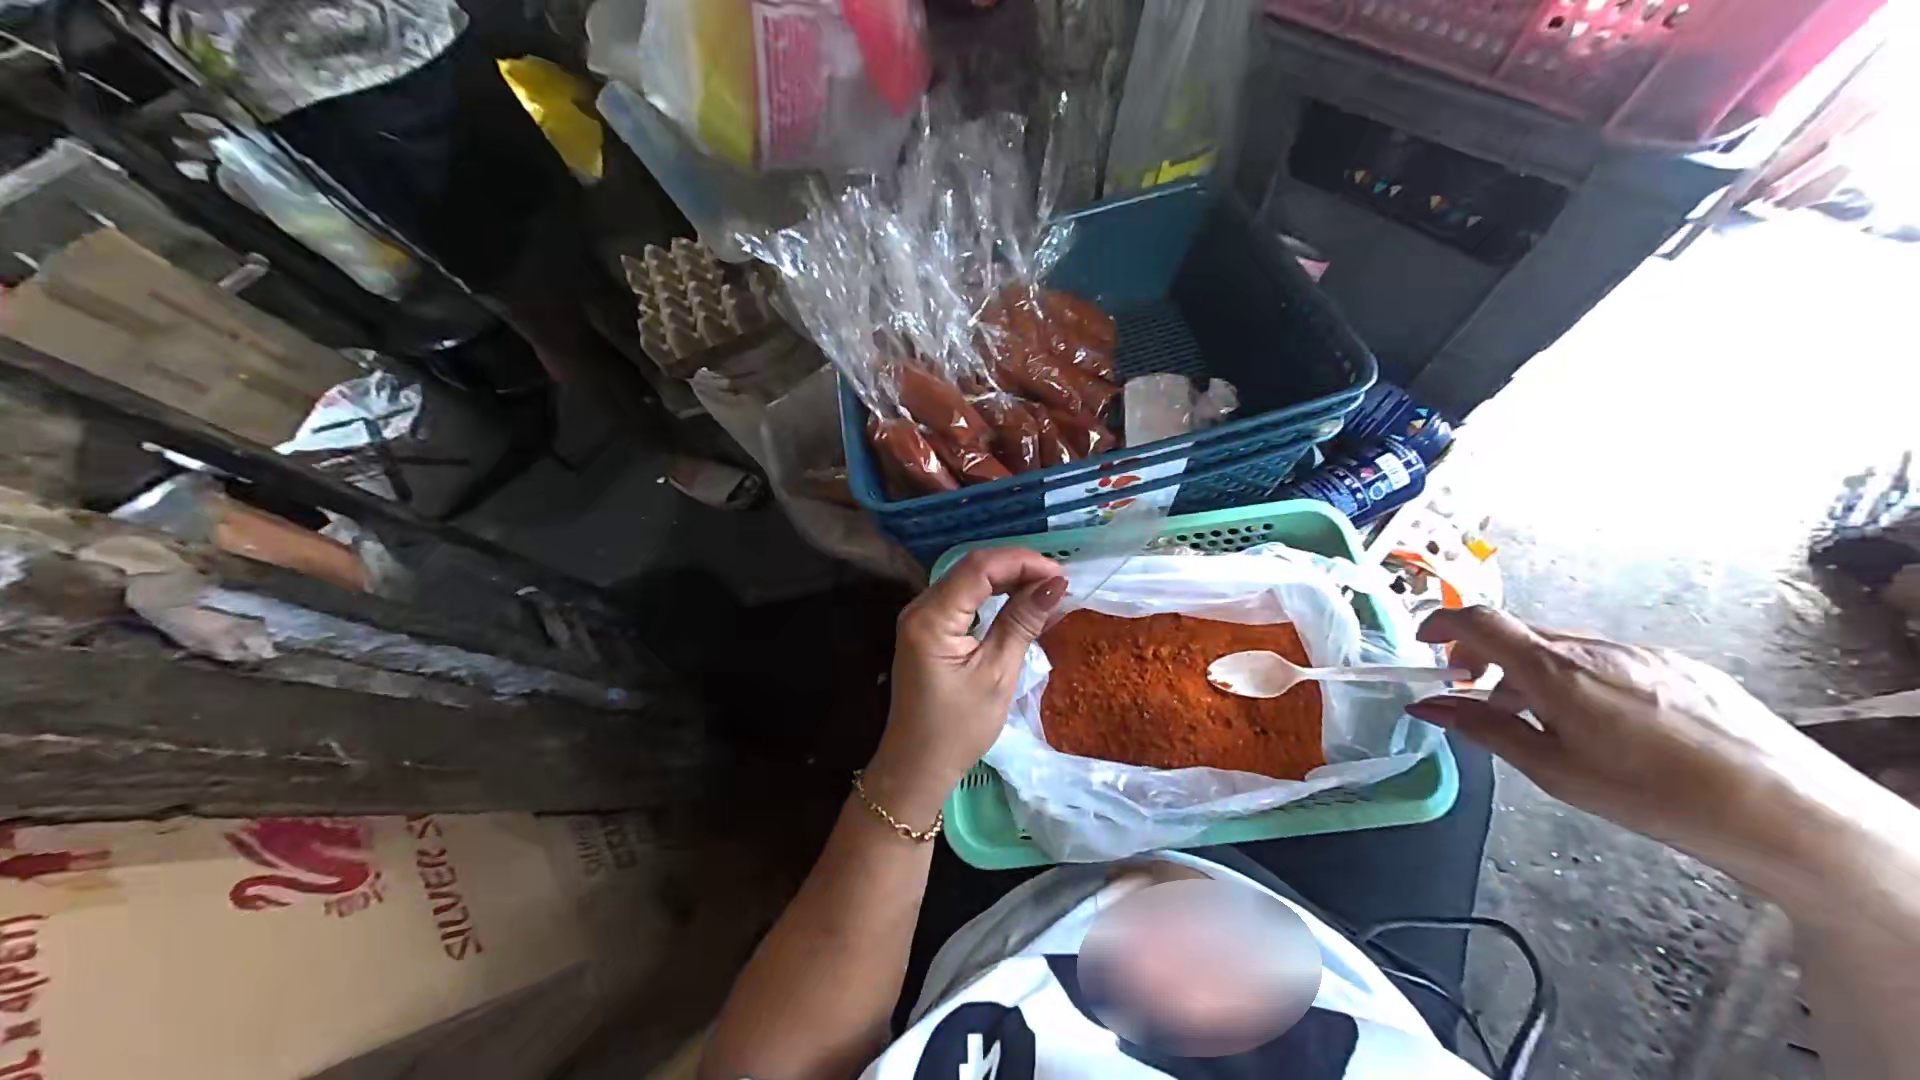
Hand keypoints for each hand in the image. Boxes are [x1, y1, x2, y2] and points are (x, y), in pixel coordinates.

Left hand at [867, 548, 1065, 820]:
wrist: (917, 764)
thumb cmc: (958, 728)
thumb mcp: (997, 674)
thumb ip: (1021, 622)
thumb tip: (1054, 584)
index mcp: (931, 618)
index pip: (979, 568)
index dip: (1022, 562)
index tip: (1060, 575)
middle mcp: (919, 607)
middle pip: (971, 568)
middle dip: (1016, 567)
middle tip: (1058, 582)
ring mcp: (919, 616)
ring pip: (967, 579)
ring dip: (1006, 578)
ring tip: (1045, 588)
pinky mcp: (926, 627)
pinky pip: (961, 596)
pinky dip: (991, 594)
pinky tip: (1017, 600)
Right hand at [1407, 607, 1851, 880]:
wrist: (1795, 815)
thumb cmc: (1655, 797)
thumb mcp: (1553, 770)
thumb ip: (1484, 729)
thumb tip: (1428, 707)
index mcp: (1555, 671)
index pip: (1479, 620)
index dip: (1441, 622)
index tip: (1424, 643)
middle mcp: (1594, 648)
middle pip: (1517, 633)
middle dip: (1483, 656)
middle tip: (1478, 695)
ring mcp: (1641, 652)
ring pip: (1562, 646)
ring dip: (1530, 670)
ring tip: (1542, 718)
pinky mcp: (1680, 664)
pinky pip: (1607, 657)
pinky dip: (1578, 675)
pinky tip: (1604, 722)